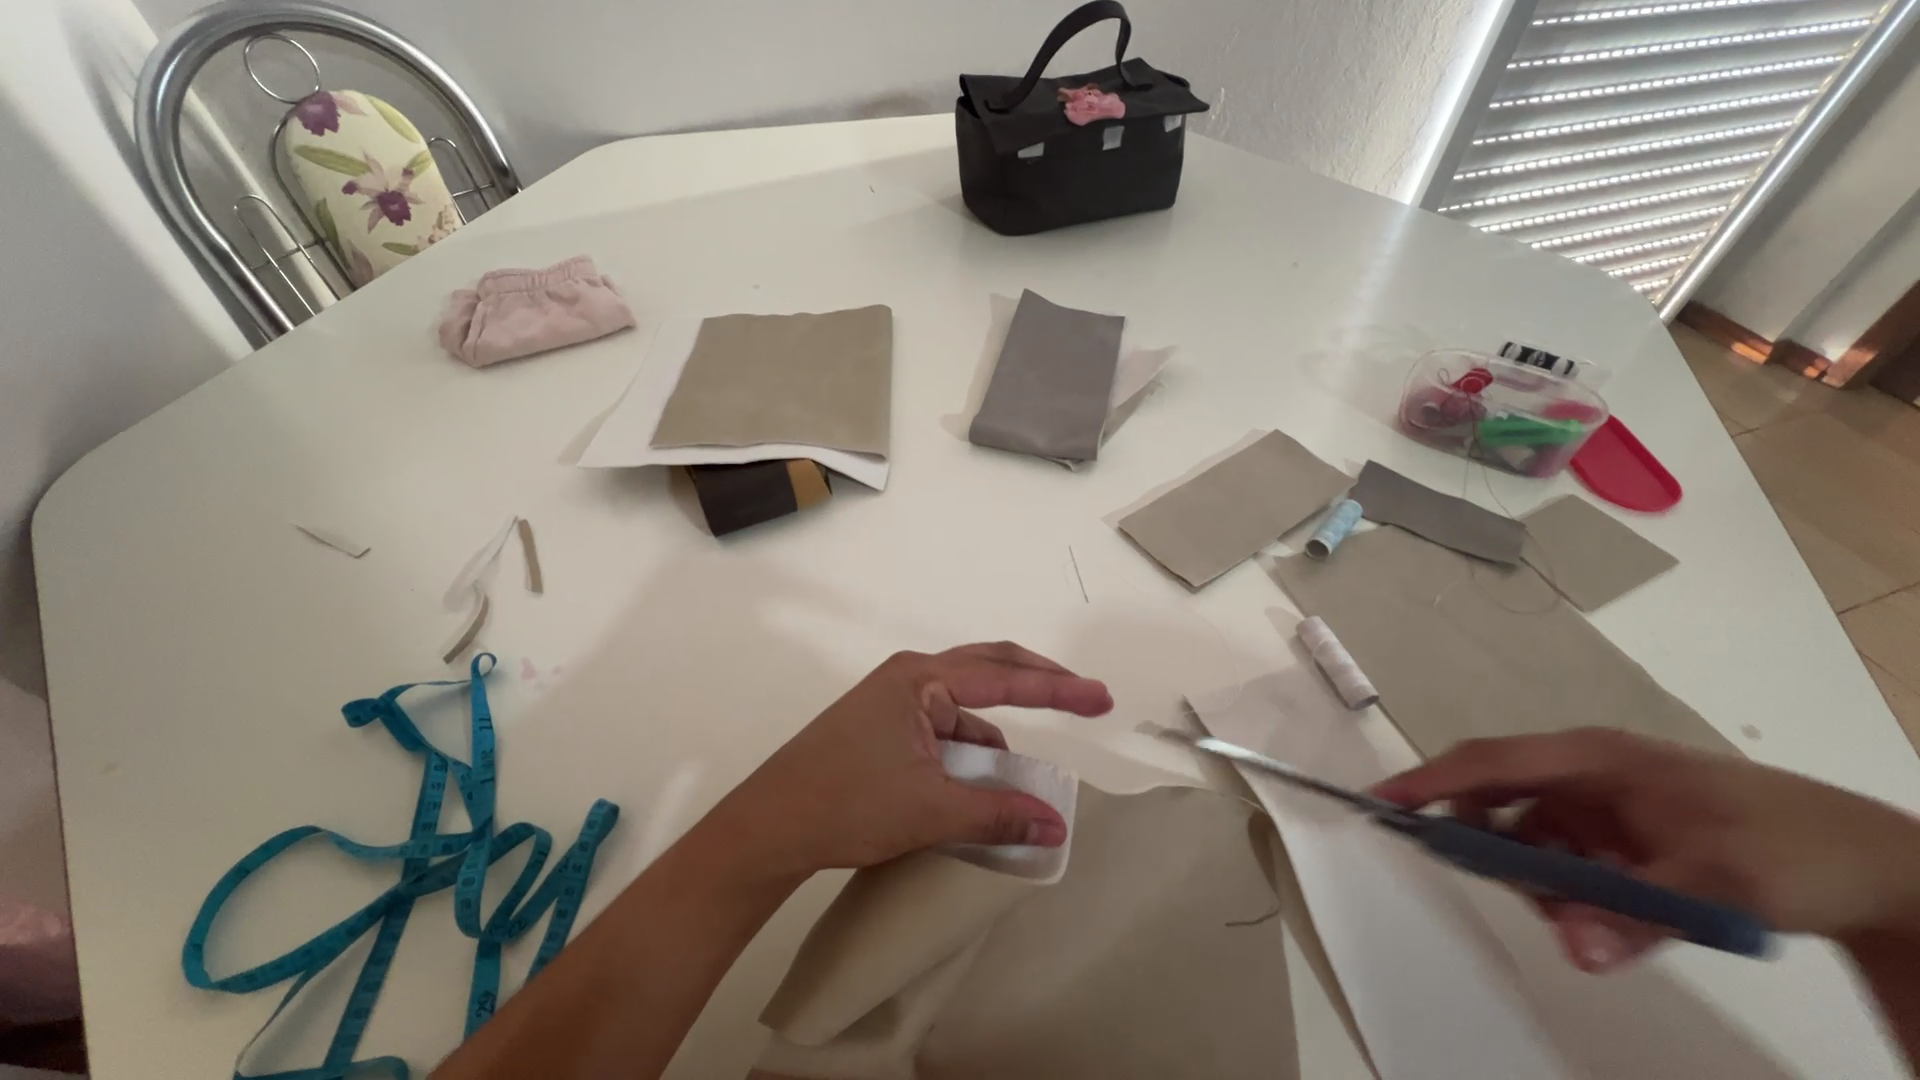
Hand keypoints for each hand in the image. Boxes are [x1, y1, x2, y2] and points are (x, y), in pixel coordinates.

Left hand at [698, 643, 1111, 885]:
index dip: (1059, 689)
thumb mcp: (931, 811)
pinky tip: (981, 782)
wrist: (769, 826)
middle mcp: (910, 678)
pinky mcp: (884, 727)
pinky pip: (943, 728)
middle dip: (1037, 683)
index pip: (1006, 678)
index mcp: (921, 680)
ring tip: (1024, 775)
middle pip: (989, 669)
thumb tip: (1055, 826)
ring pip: (965, 705)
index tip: (1101, 698)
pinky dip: (970, 749)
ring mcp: (893, 701)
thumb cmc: (847, 804)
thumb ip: (997, 814)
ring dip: (998, 732)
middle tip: (1084, 698)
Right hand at [1371, 729, 1919, 971]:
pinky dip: (1568, 887)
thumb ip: (1633, 915)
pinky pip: (1563, 857)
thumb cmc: (1787, 847)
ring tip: (1589, 914)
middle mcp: (1584, 773)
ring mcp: (1601, 803)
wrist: (1876, 865)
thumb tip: (1567, 948)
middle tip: (1517, 889)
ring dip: (1538, 876)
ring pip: (1529, 834)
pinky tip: (1610, 912)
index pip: (1488, 762)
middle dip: (1489, 843)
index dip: (1429, 780)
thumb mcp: (1715, 884)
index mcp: (1592, 759)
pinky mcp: (1619, 834)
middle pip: (1498, 796)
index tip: (1381, 803)